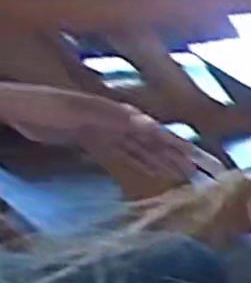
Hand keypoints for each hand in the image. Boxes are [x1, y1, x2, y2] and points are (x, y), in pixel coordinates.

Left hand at [0, 83, 196, 182]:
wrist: (10, 108)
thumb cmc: (44, 106)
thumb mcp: (82, 111)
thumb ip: (118, 119)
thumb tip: (154, 127)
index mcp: (117, 113)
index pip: (155, 130)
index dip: (177, 143)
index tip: (198, 157)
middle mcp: (116, 123)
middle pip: (153, 142)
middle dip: (176, 156)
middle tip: (199, 173)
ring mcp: (105, 133)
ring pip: (143, 150)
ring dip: (164, 162)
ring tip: (185, 177)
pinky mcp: (93, 142)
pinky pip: (125, 155)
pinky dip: (142, 164)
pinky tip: (156, 174)